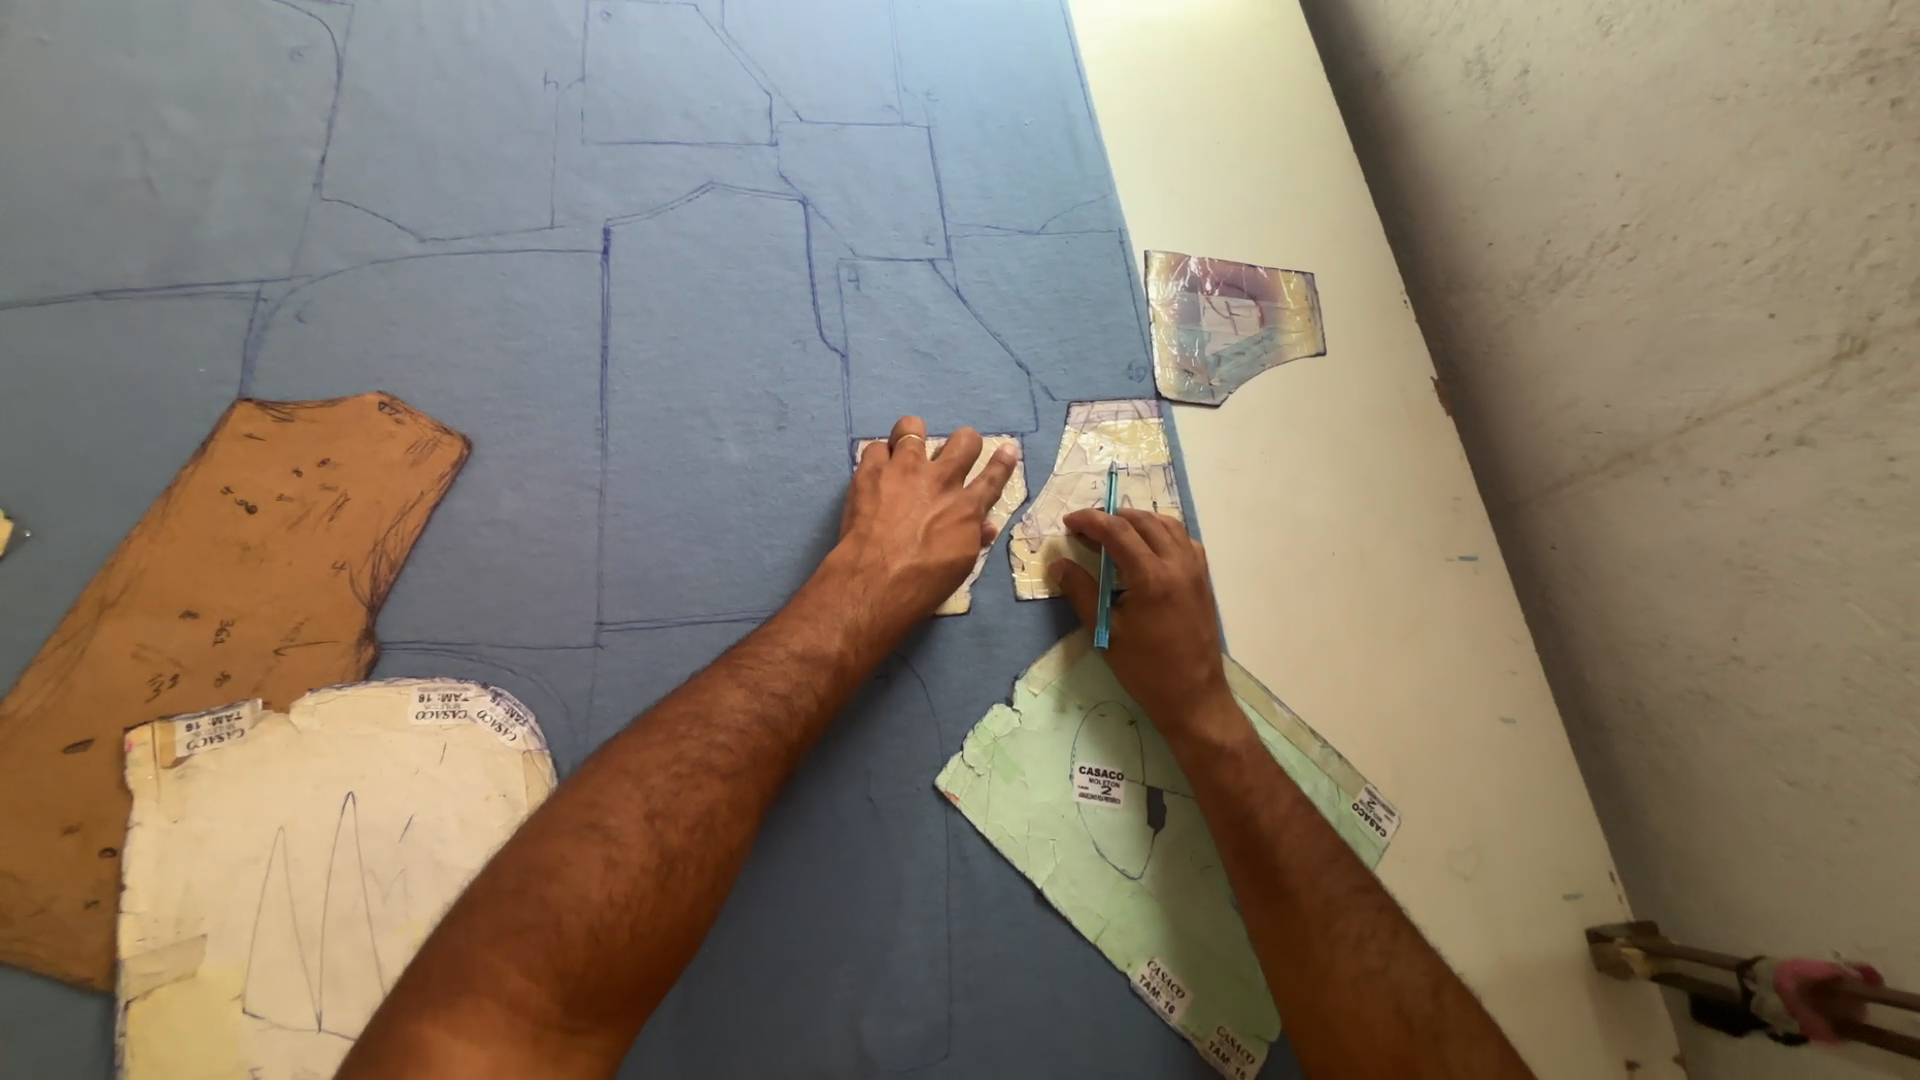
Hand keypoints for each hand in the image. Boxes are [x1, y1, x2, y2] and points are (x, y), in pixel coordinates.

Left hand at [830, 415, 1017, 628]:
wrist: (877, 580)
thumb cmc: (924, 583)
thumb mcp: (961, 566)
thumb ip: (974, 539)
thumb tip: (985, 526)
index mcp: (967, 507)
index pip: (993, 477)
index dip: (1003, 461)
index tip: (1008, 448)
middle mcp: (941, 480)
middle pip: (964, 441)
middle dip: (965, 442)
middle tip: (954, 451)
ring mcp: (904, 470)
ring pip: (912, 427)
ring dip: (913, 436)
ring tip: (907, 446)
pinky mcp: (871, 471)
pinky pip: (876, 446)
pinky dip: (878, 457)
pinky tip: (876, 470)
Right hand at [1050, 509, 1235, 737]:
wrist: (1193, 696)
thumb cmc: (1145, 669)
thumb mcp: (1106, 631)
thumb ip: (1081, 592)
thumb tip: (1058, 564)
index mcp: (1151, 576)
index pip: (1117, 531)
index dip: (1090, 520)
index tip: (1069, 522)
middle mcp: (1177, 564)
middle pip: (1142, 521)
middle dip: (1111, 517)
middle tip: (1087, 529)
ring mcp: (1195, 569)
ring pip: (1167, 524)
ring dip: (1138, 520)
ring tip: (1115, 532)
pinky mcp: (1203, 579)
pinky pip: (1184, 540)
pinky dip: (1163, 533)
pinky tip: (1148, 548)